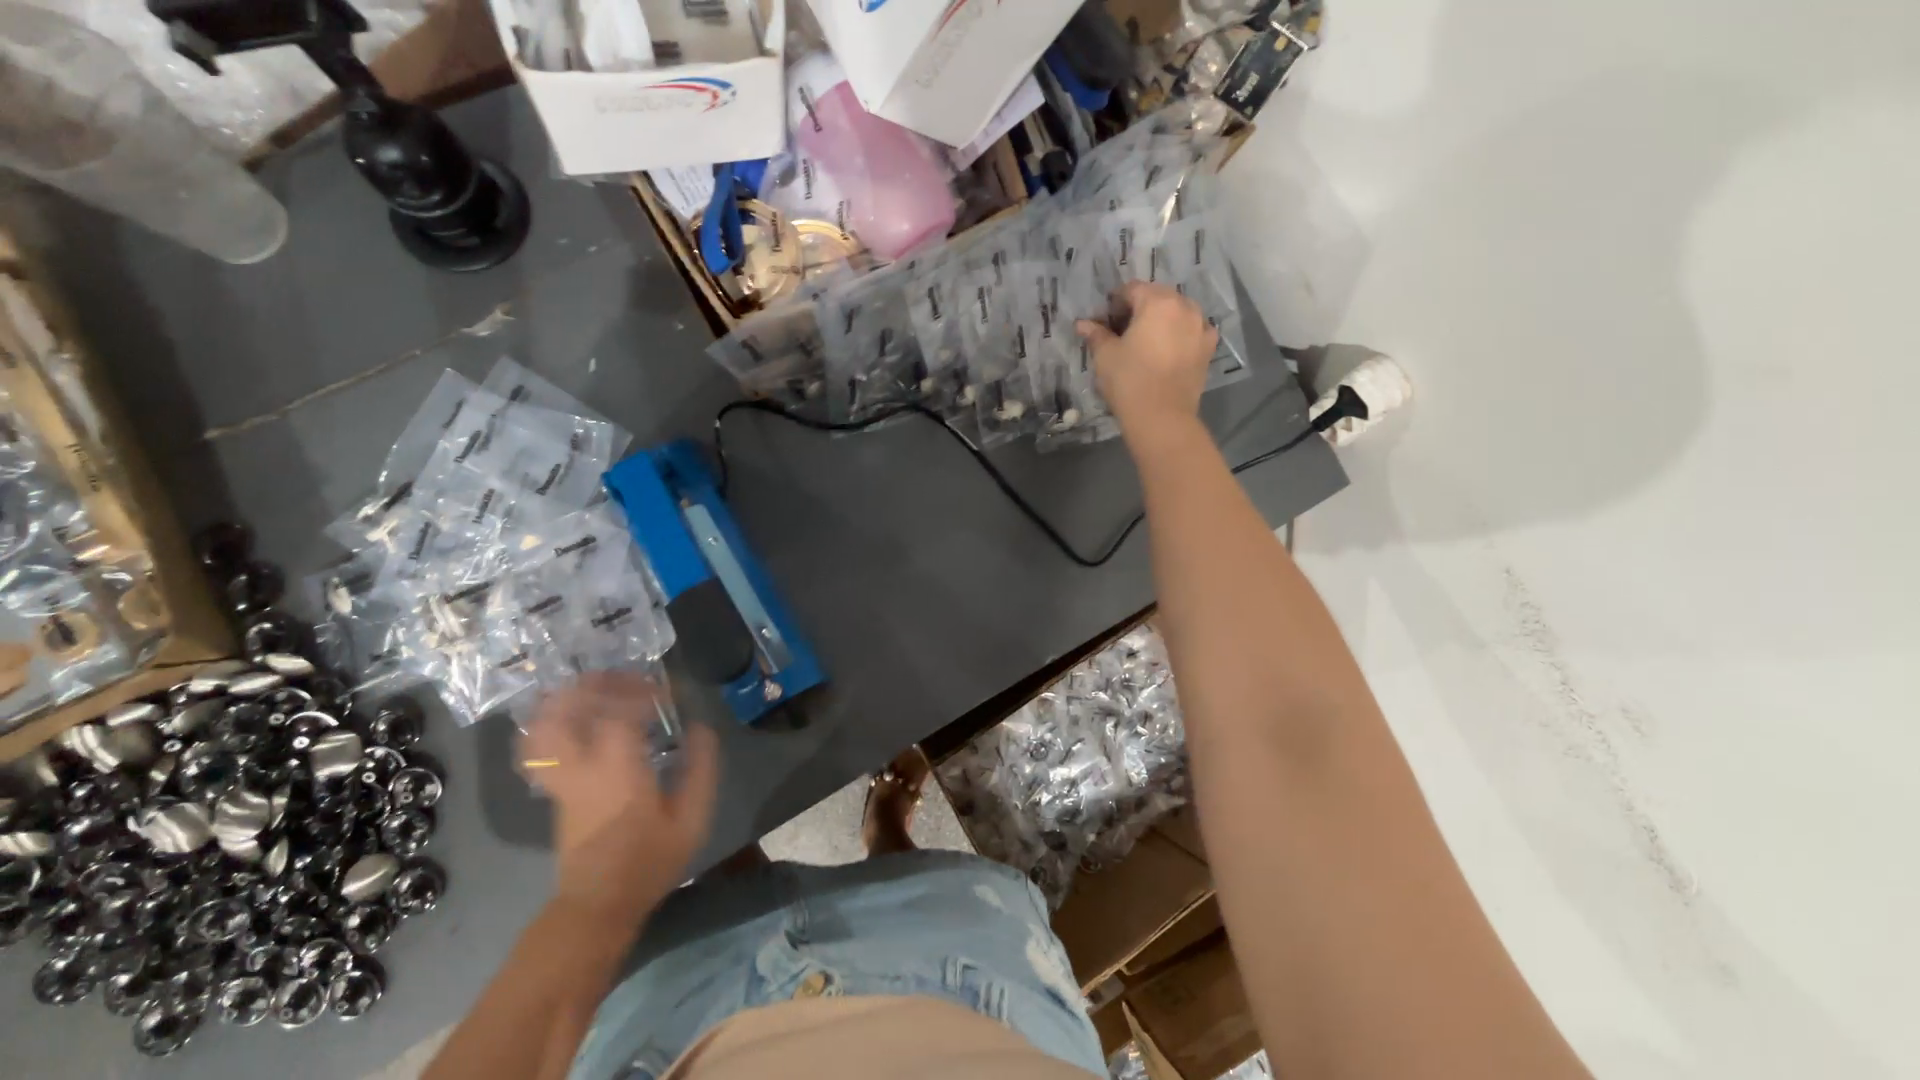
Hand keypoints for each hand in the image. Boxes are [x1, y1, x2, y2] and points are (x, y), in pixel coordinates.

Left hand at [518, 672, 719, 923]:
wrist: (598, 903)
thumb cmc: (649, 862)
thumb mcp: (691, 821)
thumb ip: (700, 771)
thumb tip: (701, 729)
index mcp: (619, 771)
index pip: (622, 712)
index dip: (644, 692)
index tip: (668, 694)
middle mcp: (582, 767)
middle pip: (570, 707)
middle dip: (596, 684)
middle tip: (626, 679)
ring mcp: (561, 777)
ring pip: (546, 723)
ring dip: (568, 698)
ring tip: (597, 689)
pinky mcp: (553, 788)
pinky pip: (542, 743)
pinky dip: (554, 720)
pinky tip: (577, 717)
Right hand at [1077, 282, 1217, 443]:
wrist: (1162, 417)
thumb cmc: (1129, 380)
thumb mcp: (1105, 355)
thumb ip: (1096, 334)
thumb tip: (1082, 323)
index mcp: (1158, 302)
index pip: (1132, 289)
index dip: (1115, 302)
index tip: (1105, 319)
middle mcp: (1184, 308)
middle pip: (1158, 297)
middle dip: (1141, 308)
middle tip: (1124, 329)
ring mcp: (1201, 328)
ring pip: (1179, 313)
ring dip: (1163, 319)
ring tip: (1147, 340)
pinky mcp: (1208, 349)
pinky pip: (1194, 332)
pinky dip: (1182, 334)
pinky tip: (1170, 348)